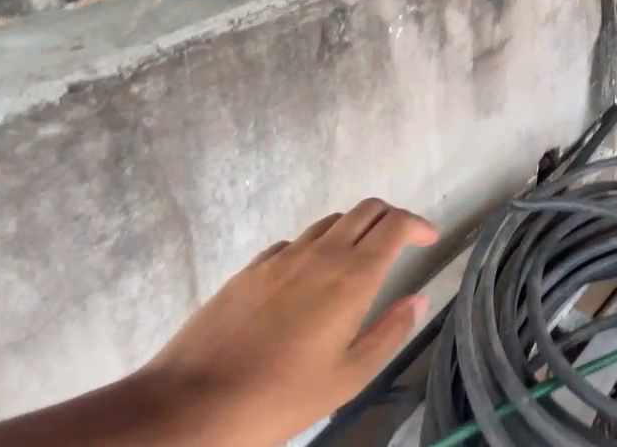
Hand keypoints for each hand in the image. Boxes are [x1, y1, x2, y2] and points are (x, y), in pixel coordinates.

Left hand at [134, 198, 437, 444]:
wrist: (187, 407)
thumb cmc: (278, 398)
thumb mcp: (348, 377)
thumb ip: (390, 332)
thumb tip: (417, 299)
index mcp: (354, 275)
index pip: (397, 223)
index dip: (419, 224)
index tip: (429, 239)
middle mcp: (322, 254)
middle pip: (367, 209)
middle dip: (391, 217)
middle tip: (400, 242)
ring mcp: (282, 258)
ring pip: (330, 222)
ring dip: (353, 230)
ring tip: (355, 261)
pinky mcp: (250, 270)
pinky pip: (294, 243)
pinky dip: (314, 248)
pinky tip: (307, 280)